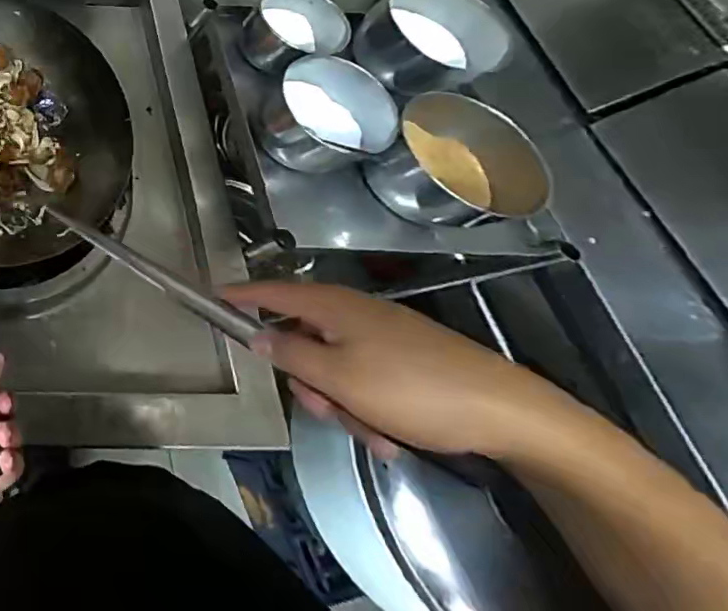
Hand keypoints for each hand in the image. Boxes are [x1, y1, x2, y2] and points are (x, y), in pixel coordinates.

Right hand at [223, 281, 589, 462]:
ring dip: (343, 402)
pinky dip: (370, 406)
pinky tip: (392, 436)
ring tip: (372, 432)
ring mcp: (385, 335)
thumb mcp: (338, 378)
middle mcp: (354, 312)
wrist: (514, 415)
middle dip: (308, 379)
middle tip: (323, 407)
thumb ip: (289, 354)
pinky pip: (368, 379)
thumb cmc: (413, 390)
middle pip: (303, 338)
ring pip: (336, 366)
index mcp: (332, 305)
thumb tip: (256, 335)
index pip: (270, 291)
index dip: (239, 296)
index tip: (213, 297)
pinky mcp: (410, 359)